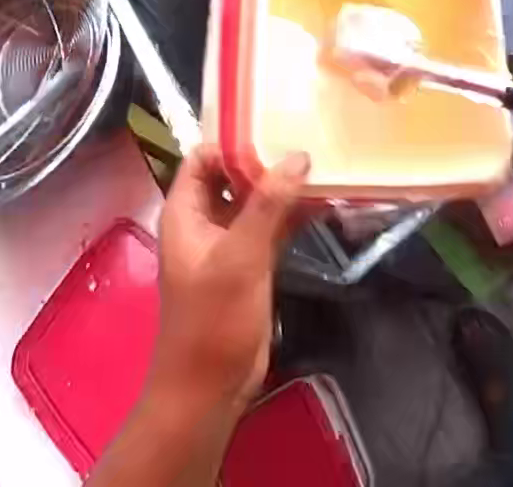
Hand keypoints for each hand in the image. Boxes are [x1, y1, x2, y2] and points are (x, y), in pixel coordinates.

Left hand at [151, 145, 307, 405]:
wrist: (211, 388)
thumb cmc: (213, 319)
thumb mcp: (240, 256)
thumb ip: (267, 204)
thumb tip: (299, 155)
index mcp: (186, 212)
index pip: (202, 157)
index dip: (232, 140)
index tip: (273, 125)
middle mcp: (206, 220)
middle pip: (233, 174)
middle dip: (267, 158)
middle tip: (307, 135)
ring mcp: (232, 240)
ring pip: (258, 198)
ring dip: (285, 184)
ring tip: (324, 159)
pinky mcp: (254, 260)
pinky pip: (275, 223)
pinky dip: (295, 211)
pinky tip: (326, 198)